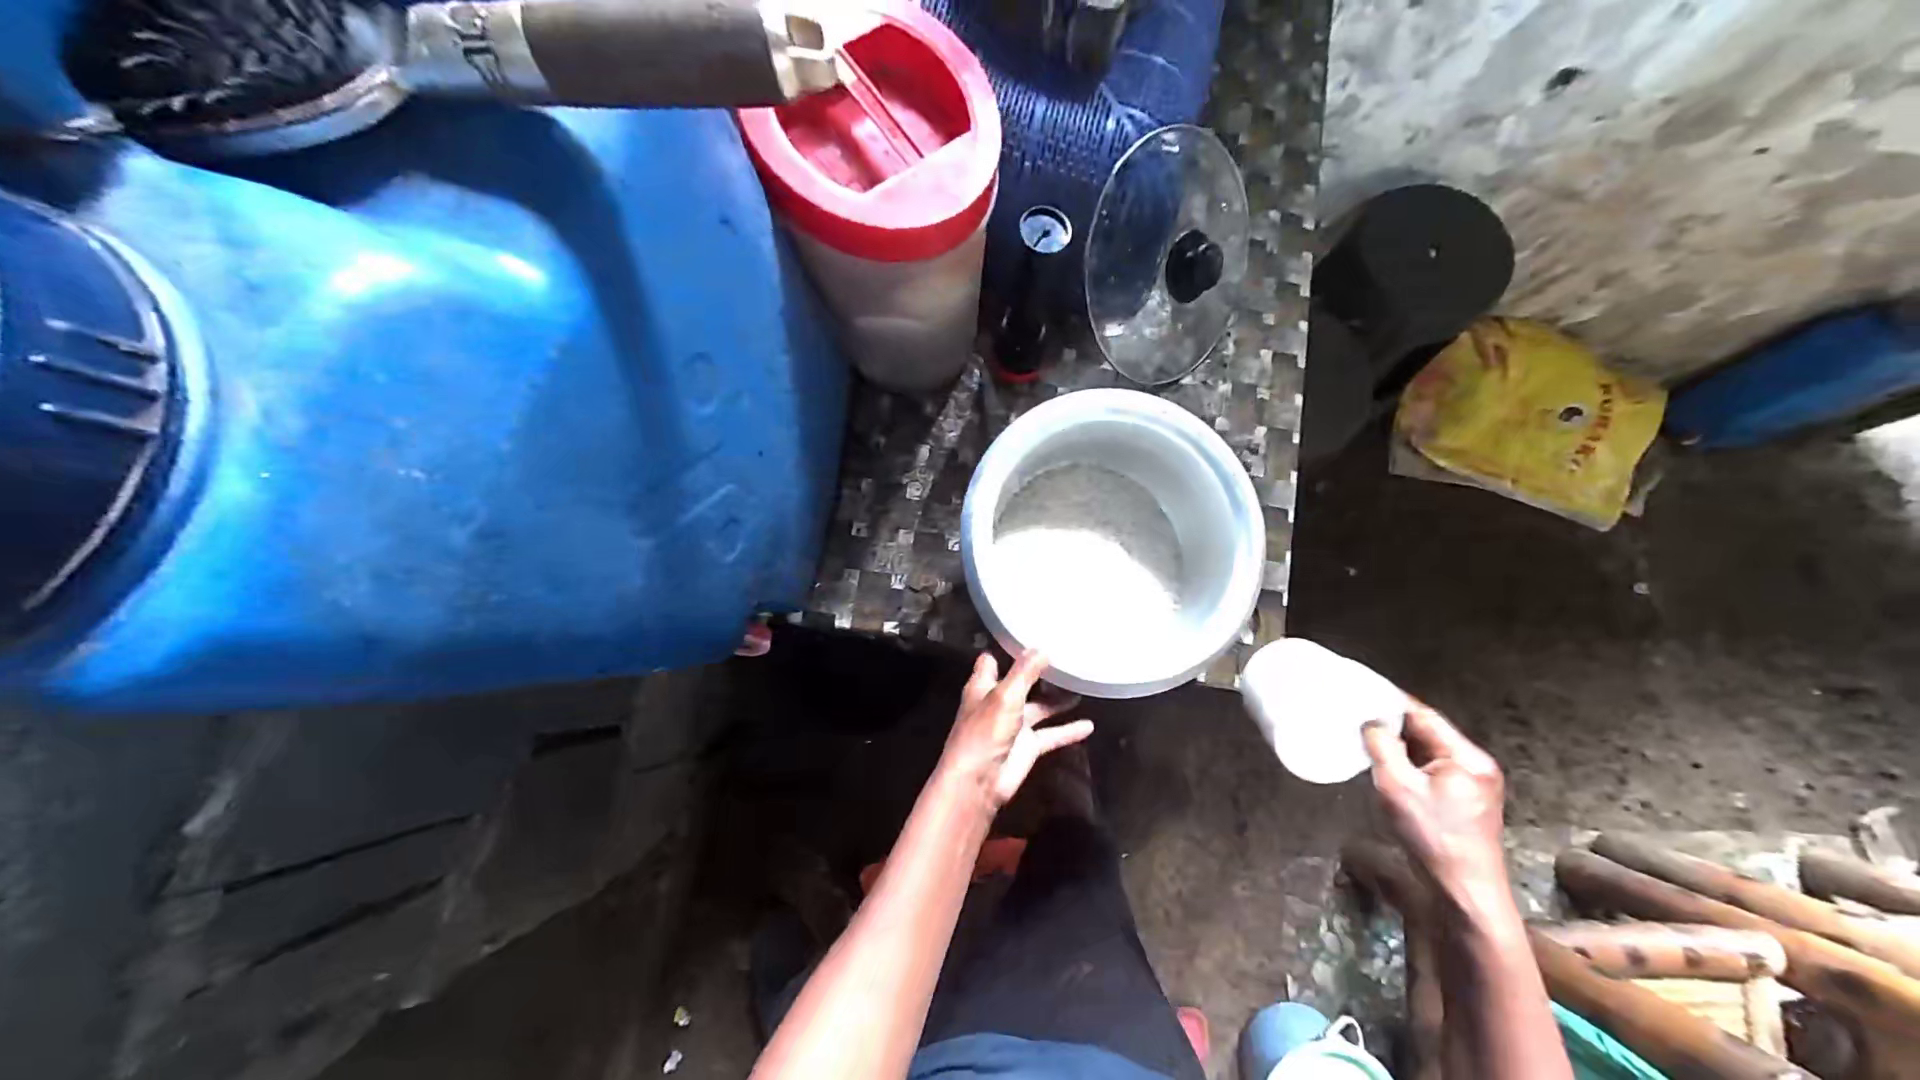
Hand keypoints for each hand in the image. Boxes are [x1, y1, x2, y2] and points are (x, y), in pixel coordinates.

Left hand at [938, 650, 1094, 811]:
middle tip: (1065, 655)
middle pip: (1020, 682)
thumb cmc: (985, 731)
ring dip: (1058, 698)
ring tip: (1082, 684)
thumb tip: (1042, 648)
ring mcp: (1014, 725)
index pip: (992, 661)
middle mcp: (998, 702)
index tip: (1028, 634)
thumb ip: (1024, 672)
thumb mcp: (1005, 695)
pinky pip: (1052, 734)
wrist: (978, 782)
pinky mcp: (1027, 747)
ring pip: (1039, 707)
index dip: (1007, 650)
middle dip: (1038, 671)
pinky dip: (1068, 730)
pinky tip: (1089, 725)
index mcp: (983, 686)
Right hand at [1362, 702, 1506, 902]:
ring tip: (1364, 738)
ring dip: (1398, 745)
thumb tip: (1371, 723)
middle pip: (1426, 732)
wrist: (1463, 891)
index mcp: (1466, 757)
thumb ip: (1382, 746)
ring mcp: (1472, 784)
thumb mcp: (1397, 786)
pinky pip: (1429, 769)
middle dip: (1391, 724)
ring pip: (1426, 751)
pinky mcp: (1464, 801)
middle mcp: (1475, 765)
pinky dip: (1406, 763)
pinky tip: (1384, 766)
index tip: (1359, 691)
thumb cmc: (1431, 836)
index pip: (1423, 715)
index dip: (1390, 701)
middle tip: (1355, 716)